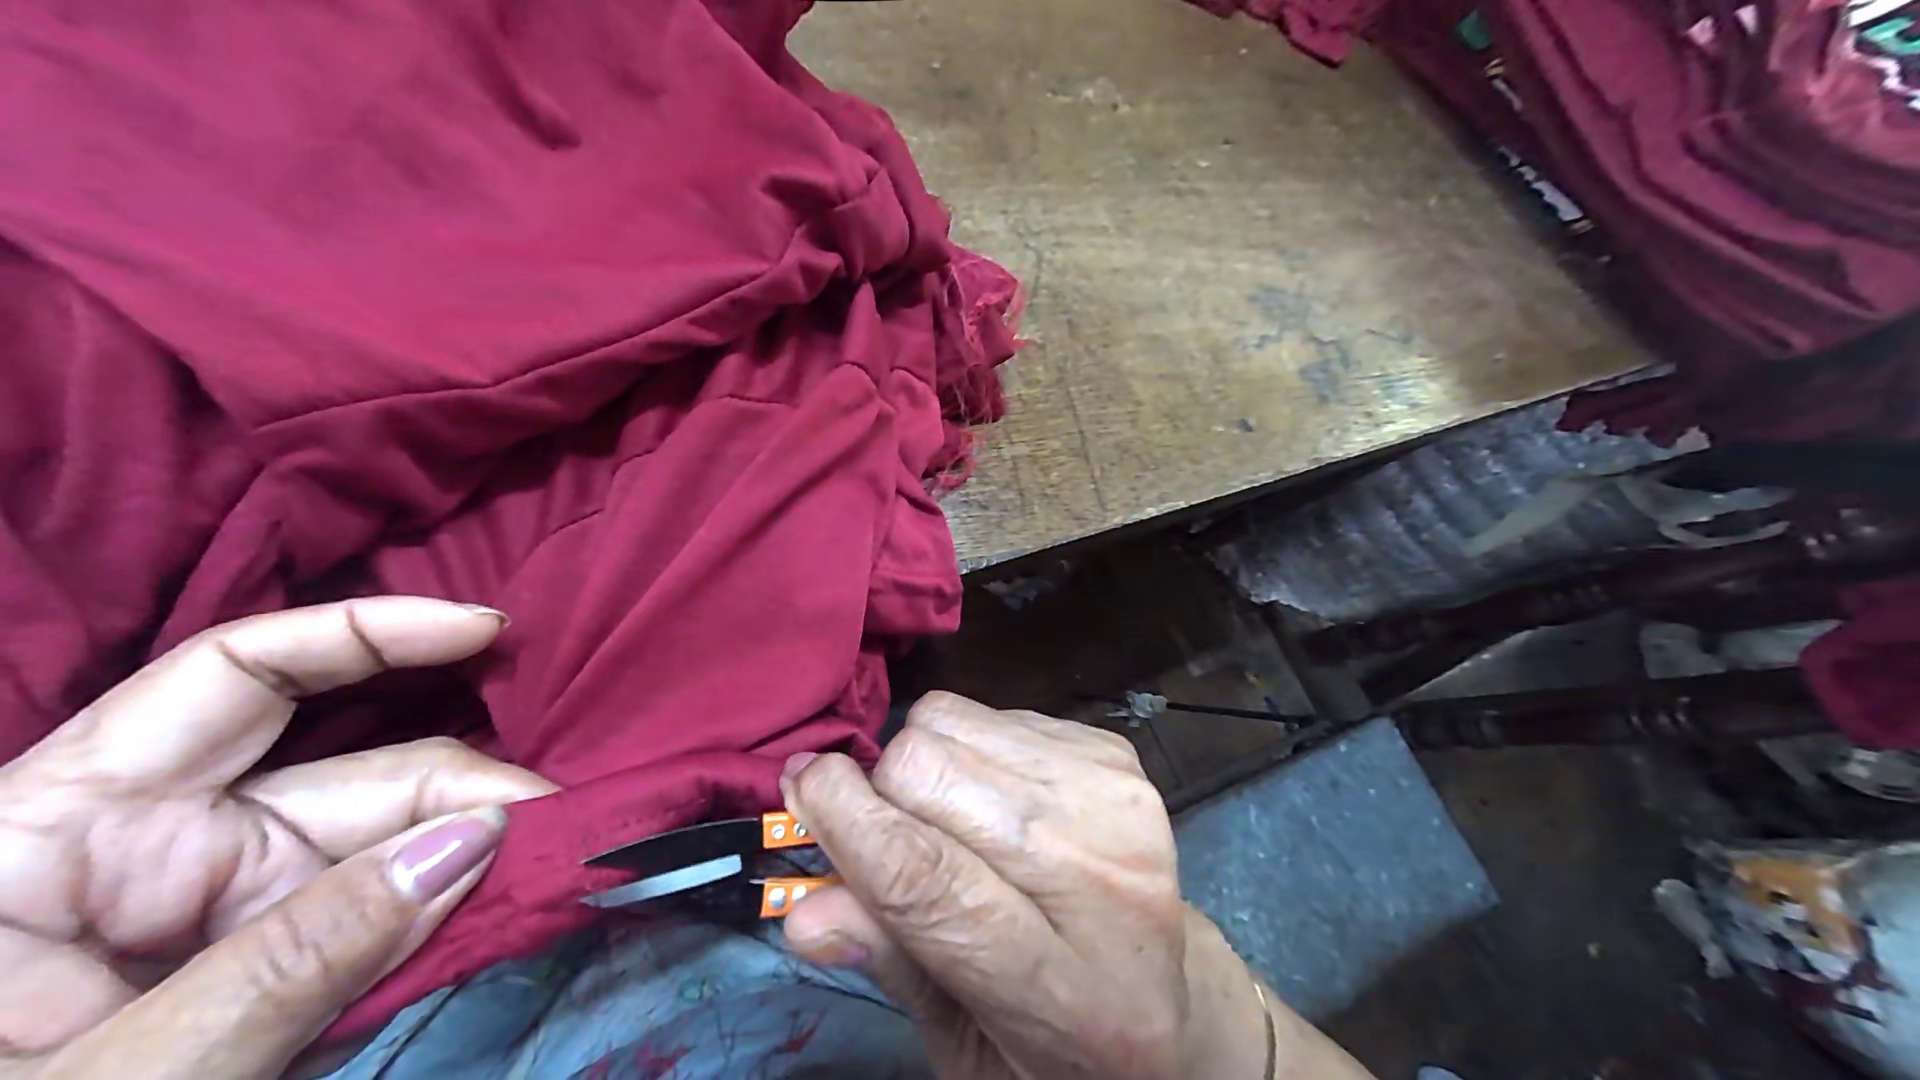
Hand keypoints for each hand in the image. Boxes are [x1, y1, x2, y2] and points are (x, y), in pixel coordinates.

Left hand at [0, 597, 556, 1078]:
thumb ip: (287, 964)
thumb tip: (474, 840)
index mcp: (57, 832)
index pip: (237, 674)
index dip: (369, 634)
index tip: (487, 630)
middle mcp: (160, 844)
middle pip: (359, 775)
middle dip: (469, 794)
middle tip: (563, 830)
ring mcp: (228, 901)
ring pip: (393, 844)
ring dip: (475, 859)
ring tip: (550, 878)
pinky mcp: (277, 951)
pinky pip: (390, 909)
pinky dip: (452, 912)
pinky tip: (506, 911)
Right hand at [780, 692, 1373, 1079]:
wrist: (1174, 991)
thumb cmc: (1055, 1036)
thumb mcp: (963, 1041)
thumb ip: (890, 964)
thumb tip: (802, 909)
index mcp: (1064, 989)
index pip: (931, 881)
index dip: (849, 822)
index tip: (799, 782)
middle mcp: (1101, 874)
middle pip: (932, 773)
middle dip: (881, 788)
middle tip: (888, 823)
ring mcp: (1114, 796)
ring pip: (951, 721)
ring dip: (922, 759)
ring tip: (949, 811)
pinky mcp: (1115, 748)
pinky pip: (988, 708)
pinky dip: (967, 743)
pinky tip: (996, 793)